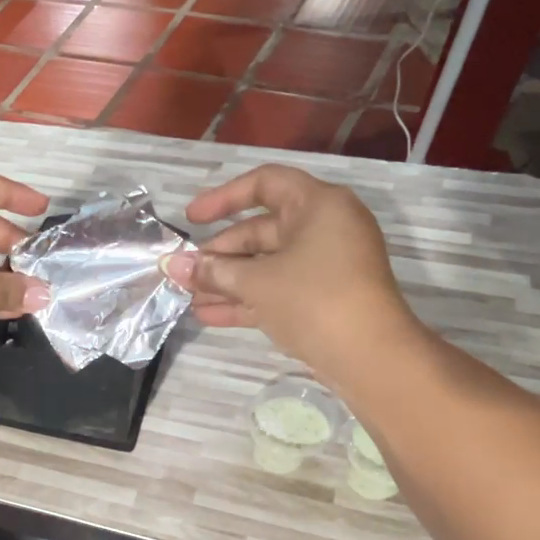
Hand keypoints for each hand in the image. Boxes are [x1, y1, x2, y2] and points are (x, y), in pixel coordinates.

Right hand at [161, 164, 410, 360]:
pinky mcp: (318, 298)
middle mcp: (322, 228)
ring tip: (188, 298)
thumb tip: (172, 265)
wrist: (367, 355)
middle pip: (260, 230)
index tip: (191, 218)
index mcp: (317, 205)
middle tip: (184, 273)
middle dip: (218, 254)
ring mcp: (321, 265)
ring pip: (264, 264)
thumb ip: (213, 272)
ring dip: (226, 280)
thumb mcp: (257, 282)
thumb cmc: (313, 299)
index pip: (265, 185)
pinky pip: (274, 289)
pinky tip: (207, 315)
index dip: (224, 198)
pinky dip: (244, 299)